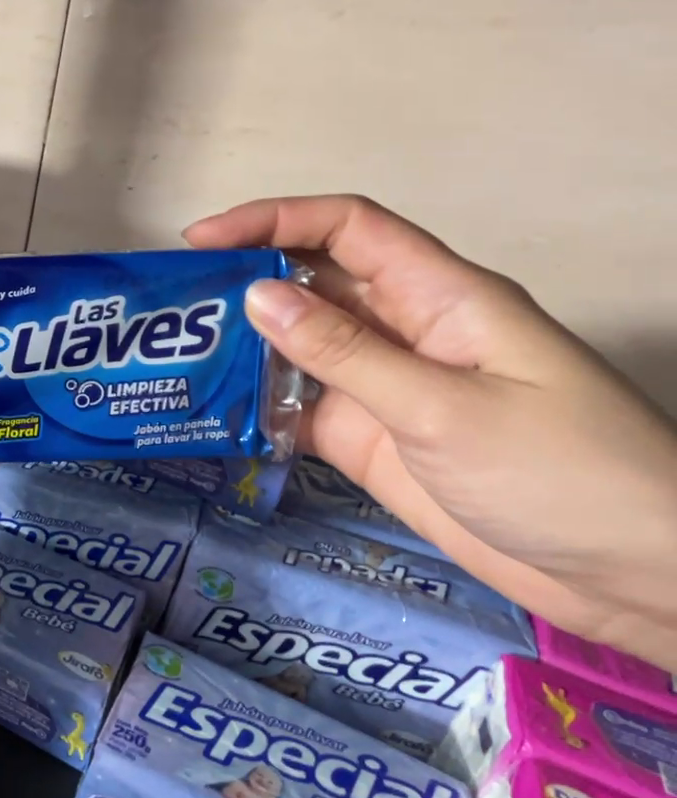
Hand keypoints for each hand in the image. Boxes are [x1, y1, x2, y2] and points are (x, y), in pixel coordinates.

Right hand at [185, 195, 676, 669]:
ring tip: (169, 355)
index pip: (348, 229)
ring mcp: (381, 386)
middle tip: (167, 304)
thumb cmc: (565, 475)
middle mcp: (404, 330)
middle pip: (310, 281)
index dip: (272, 220)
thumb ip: (345, 353)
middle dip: (239, 280)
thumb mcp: (446, 409)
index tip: (199, 241)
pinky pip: (293, 404)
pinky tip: (205, 409)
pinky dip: (250, 402)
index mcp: (441, 298)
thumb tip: (255, 295)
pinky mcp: (364, 436)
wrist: (633, 578)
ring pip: (294, 344)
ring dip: (236, 344)